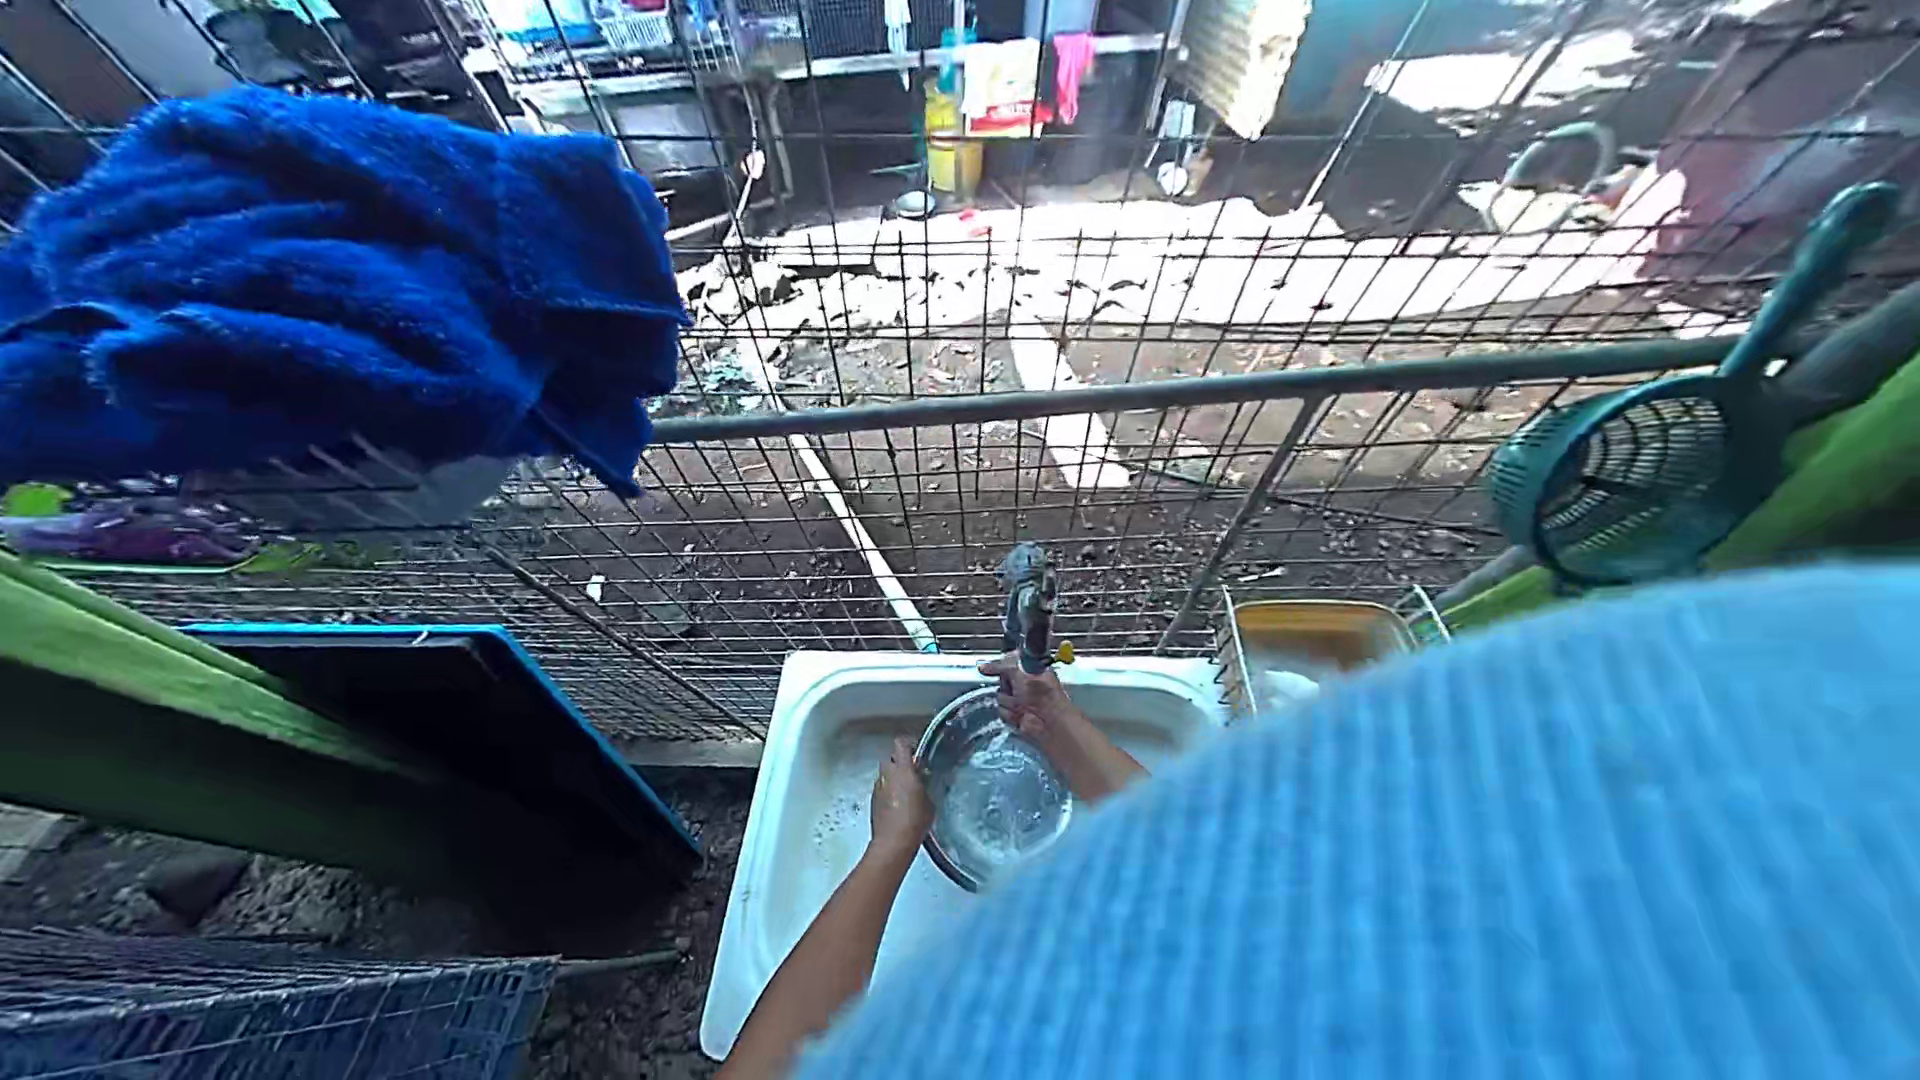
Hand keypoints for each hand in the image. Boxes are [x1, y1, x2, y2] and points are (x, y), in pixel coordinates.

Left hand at [869, 736, 932, 857]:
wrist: (892, 843)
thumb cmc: (915, 821)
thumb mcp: (930, 802)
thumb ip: (926, 786)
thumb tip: (923, 781)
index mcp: (903, 770)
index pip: (900, 744)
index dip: (908, 743)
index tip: (917, 751)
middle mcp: (887, 775)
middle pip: (890, 757)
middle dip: (900, 762)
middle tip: (913, 771)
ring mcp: (877, 787)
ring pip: (885, 773)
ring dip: (893, 776)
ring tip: (906, 789)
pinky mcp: (872, 800)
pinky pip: (881, 788)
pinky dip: (888, 790)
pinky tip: (898, 803)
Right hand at [978, 652, 1081, 742]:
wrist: (1047, 719)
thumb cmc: (1040, 691)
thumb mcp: (1018, 670)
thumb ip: (999, 665)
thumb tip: (983, 666)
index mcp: (1030, 668)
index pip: (1008, 662)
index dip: (1000, 665)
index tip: (992, 668)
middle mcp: (1025, 683)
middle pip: (1001, 679)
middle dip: (1006, 684)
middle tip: (1016, 688)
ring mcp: (1020, 699)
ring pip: (1000, 696)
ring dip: (1009, 700)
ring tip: (1021, 704)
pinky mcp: (1015, 714)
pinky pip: (1001, 710)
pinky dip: (1010, 712)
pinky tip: (1020, 713)